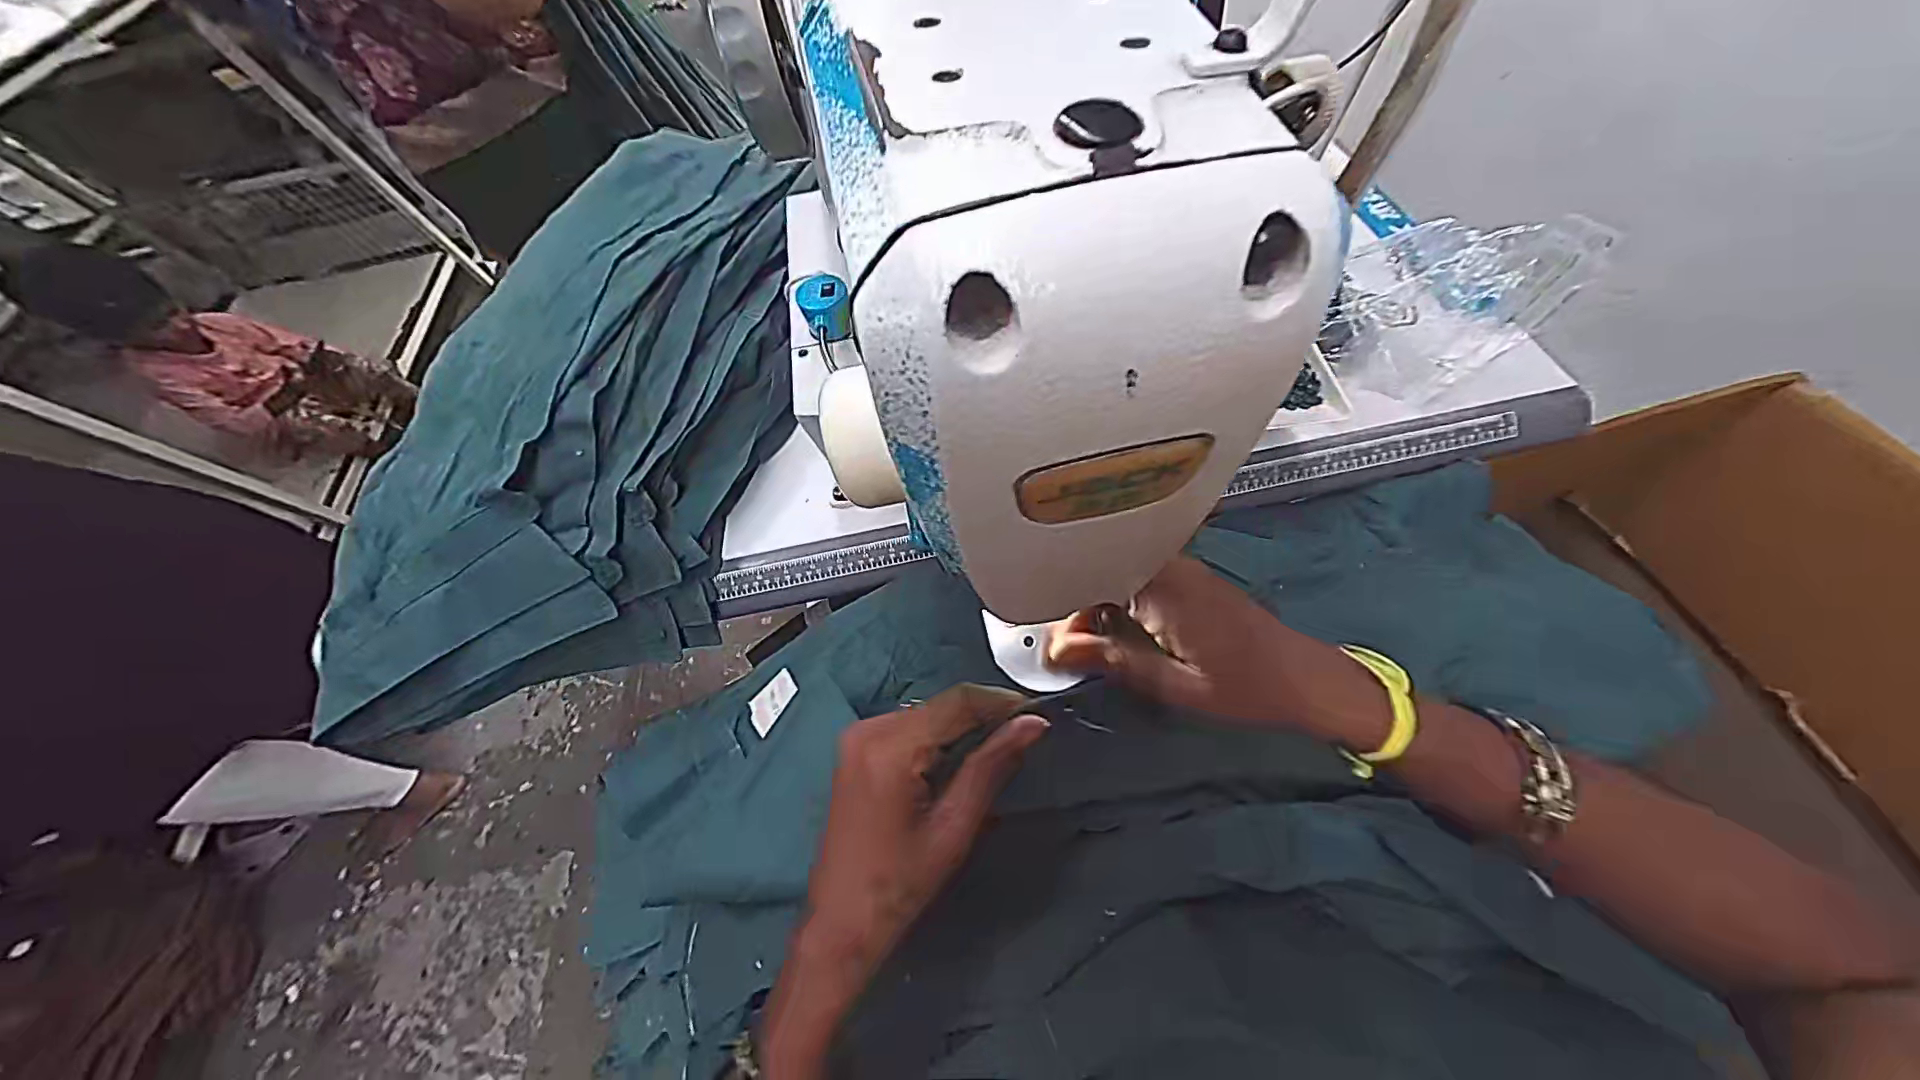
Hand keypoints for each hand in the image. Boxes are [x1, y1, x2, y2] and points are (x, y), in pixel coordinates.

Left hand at [801, 684, 1047, 972]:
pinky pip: (909, 725)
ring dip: (963, 724)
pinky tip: (960, 758)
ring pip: (927, 712)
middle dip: (984, 714)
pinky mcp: (857, 748)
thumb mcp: (955, 826)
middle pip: (941, 704)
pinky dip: (939, 735)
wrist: (842, 920)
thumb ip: (993, 766)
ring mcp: (858, 736)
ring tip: (999, 747)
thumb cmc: (898, 883)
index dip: (1001, 701)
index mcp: (890, 747)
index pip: (957, 701)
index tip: (1036, 712)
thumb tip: (1032, 724)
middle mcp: (869, 730)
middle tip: (1024, 733)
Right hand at [1047, 556, 1389, 747]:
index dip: (1062, 602)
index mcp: (1165, 585)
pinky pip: (1134, 579)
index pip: (1092, 572)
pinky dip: (1115, 603)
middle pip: (1099, 568)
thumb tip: (1058, 650)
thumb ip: (1114, 662)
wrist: (1308, 680)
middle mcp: (1170, 566)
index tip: (1050, 637)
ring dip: (1094, 604)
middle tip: (1065, 649)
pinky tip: (1112, 634)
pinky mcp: (1186, 580)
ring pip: (1114, 572)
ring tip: (1085, 646)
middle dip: (1074, 605)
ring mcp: (1180, 570)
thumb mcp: (1175, 685)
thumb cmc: (1248, 687)